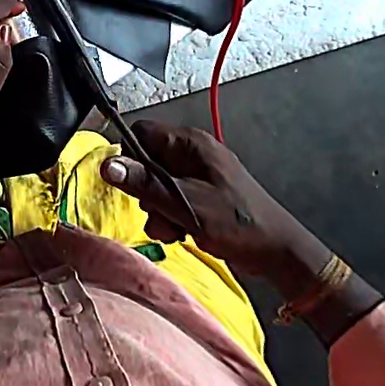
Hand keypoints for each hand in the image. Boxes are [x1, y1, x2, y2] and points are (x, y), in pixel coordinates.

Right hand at [102, 119, 330, 294]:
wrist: (277, 252)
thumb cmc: (236, 223)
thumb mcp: (185, 204)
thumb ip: (145, 184)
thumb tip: (107, 165)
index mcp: (190, 143)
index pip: (141, 133)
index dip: (130, 157)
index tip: (132, 185)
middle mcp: (192, 152)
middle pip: (146, 160)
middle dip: (145, 191)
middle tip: (158, 214)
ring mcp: (197, 173)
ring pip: (157, 183)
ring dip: (157, 209)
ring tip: (172, 229)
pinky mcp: (201, 193)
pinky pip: (172, 197)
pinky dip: (170, 215)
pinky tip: (179, 233)